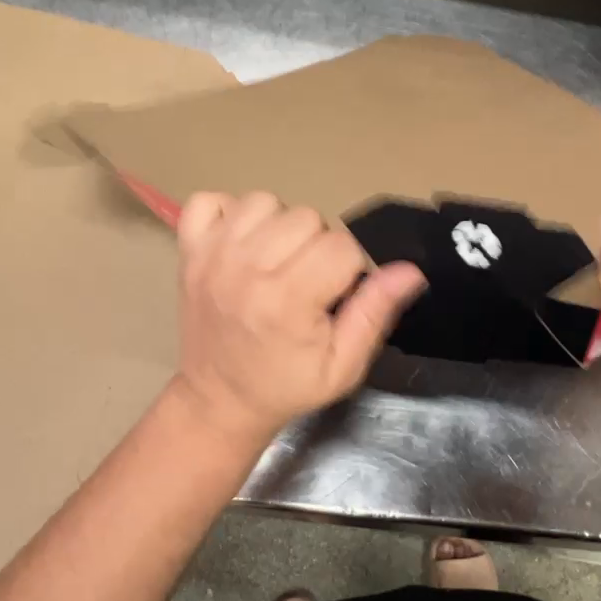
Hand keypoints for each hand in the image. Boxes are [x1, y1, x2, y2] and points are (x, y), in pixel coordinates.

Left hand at [170, 192, 425, 440]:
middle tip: (309, 283)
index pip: (341, 246)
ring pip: (266, 202)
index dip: (350, 269)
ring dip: (280, 227)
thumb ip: (375, 312)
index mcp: (286, 299)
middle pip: (307, 218)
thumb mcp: (344, 365)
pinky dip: (231, 213)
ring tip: (278, 262)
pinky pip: (212, 199)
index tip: (337, 296)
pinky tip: (243, 244)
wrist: (219, 400)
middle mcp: (246, 267)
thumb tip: (410, 270)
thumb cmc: (287, 385)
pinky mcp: (189, 249)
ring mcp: (212, 254)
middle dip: (319, 247)